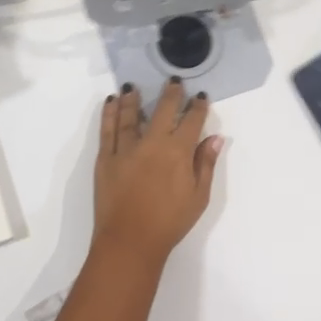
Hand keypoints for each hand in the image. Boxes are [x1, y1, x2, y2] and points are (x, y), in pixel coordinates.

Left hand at [91, 80, 223, 265]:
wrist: (130, 240)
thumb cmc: (170, 222)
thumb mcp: (199, 196)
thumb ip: (206, 164)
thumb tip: (215, 138)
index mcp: (178, 151)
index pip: (191, 121)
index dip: (197, 107)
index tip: (199, 96)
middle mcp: (152, 143)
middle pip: (162, 111)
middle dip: (170, 94)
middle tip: (173, 81)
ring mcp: (126, 149)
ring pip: (130, 115)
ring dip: (133, 98)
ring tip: (133, 86)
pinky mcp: (106, 158)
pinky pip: (107, 130)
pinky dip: (109, 113)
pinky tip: (111, 102)